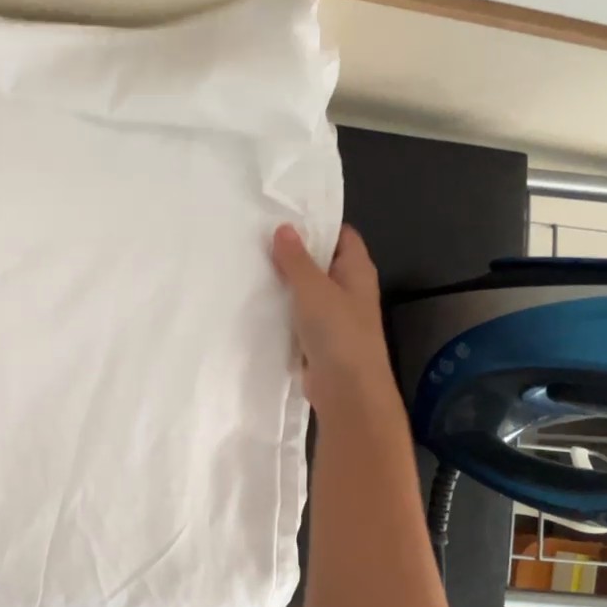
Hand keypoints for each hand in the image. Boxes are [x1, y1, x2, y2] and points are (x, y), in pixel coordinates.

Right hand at [269, 224, 400, 417]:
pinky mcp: (316, 336)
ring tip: (249, 266)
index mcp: (356, 271)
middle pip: (320, 261)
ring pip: (305, 289)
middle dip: (293, 252)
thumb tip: (284, 228)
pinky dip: (280, 307)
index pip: (340, 235)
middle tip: (256, 239)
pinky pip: (295, 313)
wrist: (346, 388)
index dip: (317, 224)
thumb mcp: (314, 290)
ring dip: (283, 281)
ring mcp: (332, 314)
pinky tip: (255, 302)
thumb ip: (297, 260)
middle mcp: (347, 289)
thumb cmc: (338, 332)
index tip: (282, 217)